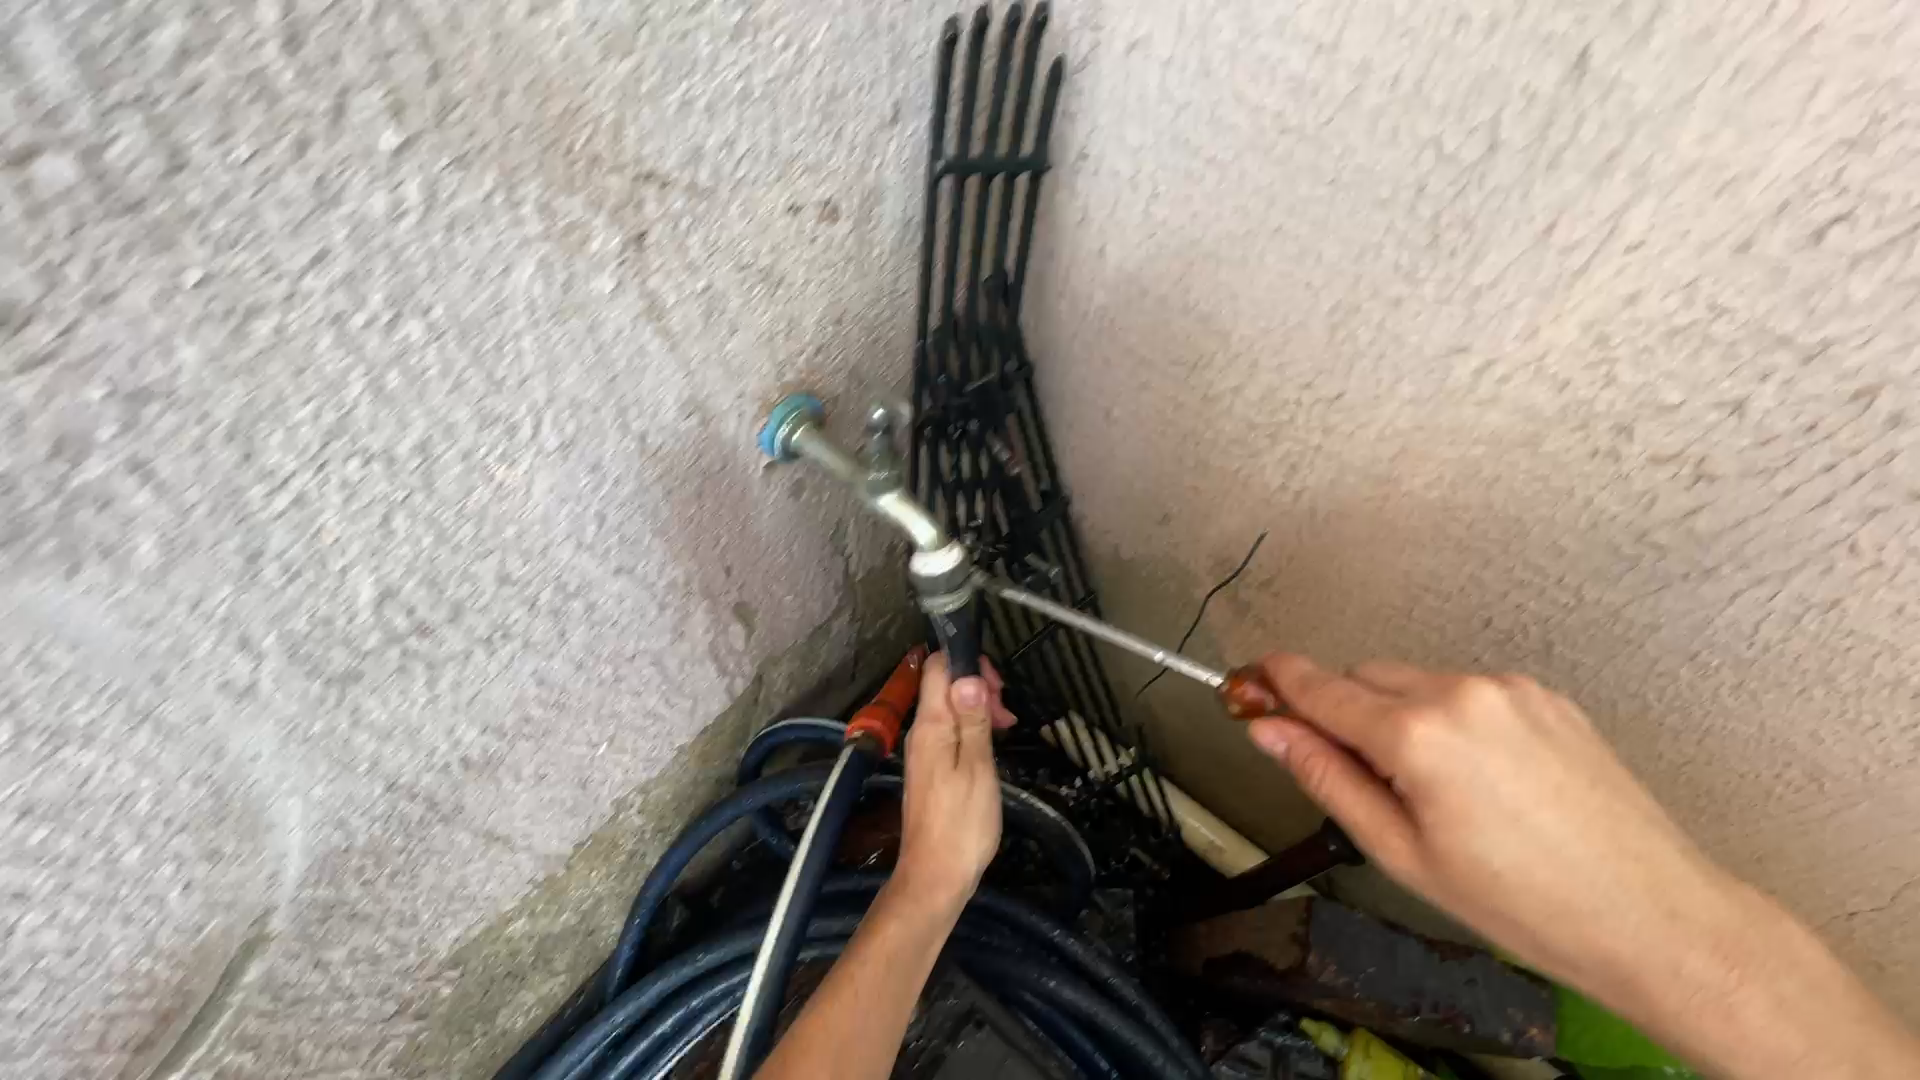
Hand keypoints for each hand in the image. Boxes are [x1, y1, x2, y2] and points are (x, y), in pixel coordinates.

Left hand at [894, 653, 1015, 910]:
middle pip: (944, 684)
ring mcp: (923, 749)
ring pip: (949, 707)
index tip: (997, 685)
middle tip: (1006, 713)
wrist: (936, 876)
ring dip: (979, 707)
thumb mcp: (977, 768)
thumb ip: (972, 720)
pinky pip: (950, 729)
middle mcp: (921, 731)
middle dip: (978, 685)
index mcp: (930, 725)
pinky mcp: (930, 766)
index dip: (967, 662)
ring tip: (1006, 727)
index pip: (937, 668)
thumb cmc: (962, 824)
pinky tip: (990, 744)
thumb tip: (968, 676)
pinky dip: (972, 727)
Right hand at [1242, 654, 1735, 999]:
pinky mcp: (1541, 694)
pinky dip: (1443, 714)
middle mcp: (1458, 694)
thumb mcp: (1398, 851)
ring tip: (1427, 783)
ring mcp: (1506, 689)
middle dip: (1341, 709)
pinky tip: (1473, 773)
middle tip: (1354, 770)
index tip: (1249, 679)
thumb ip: (1324, 776)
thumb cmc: (1524, 903)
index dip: (1275, 681)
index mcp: (1417, 735)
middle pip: (1360, 676)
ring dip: (1393, 712)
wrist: (1658, 919)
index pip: (1318, 686)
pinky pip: (1460, 688)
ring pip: (1409, 680)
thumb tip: (1268, 730)